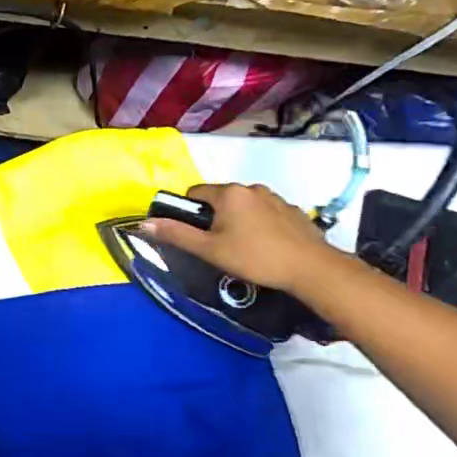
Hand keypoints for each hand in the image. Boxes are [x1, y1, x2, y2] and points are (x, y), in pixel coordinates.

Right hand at [141, 183, 341, 293]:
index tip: (197, 235)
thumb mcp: (210, 250)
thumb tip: (145, 223)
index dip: (190, 213)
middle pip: (220, 198)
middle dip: (215, 218)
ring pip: (244, 206)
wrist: (312, 268)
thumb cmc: (255, 258)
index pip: (195, 193)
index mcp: (229, 193)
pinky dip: (260, 225)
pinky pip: (265, 212)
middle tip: (219, 246)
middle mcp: (251, 187)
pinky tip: (266, 247)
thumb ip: (177, 234)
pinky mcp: (293, 210)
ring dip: (238, 221)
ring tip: (244, 249)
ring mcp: (275, 197)